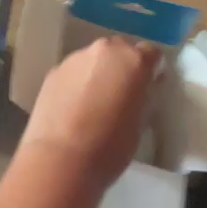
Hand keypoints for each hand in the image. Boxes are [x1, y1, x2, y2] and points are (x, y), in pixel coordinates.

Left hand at [16, 35, 159, 191]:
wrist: (61, 158)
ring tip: (95, 103)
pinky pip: (74, 70)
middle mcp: (104, 50)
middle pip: (120, 50)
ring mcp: (76, 57)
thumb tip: (140, 89)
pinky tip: (75, 107)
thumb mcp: (140, 123)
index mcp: (132, 61)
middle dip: (124, 67)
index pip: (151, 53)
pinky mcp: (54, 69)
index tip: (149, 86)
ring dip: (99, 73)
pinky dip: (79, 82)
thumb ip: (142, 97)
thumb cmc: (110, 146)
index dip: (152, 69)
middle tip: (123, 94)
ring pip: (95, 59)